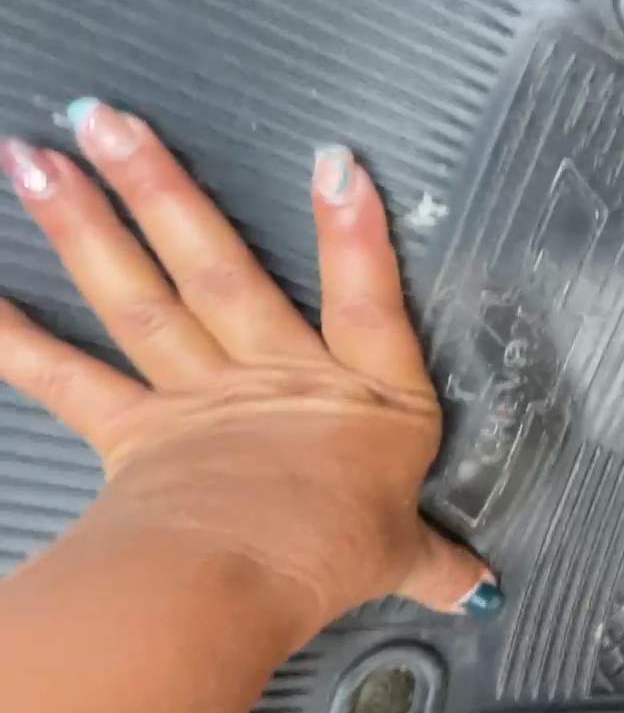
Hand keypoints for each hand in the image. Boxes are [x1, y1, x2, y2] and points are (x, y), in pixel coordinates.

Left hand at [0, 100, 498, 627]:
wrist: (230, 586)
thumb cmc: (334, 553)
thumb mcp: (405, 556)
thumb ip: (442, 563)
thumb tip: (487, 594)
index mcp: (368, 397)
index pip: (368, 302)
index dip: (356, 234)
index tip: (336, 162)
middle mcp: (285, 378)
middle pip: (225, 275)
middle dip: (169, 194)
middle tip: (105, 119)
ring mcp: (201, 396)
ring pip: (144, 299)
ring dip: (87, 227)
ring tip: (32, 155)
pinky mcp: (134, 430)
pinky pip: (61, 376)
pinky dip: (8, 334)